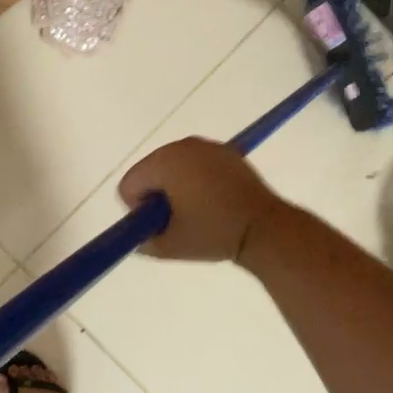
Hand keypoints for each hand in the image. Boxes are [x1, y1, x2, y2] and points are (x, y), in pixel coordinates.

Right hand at [118, 137, 289, 261]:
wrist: (263, 227)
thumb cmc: (212, 233)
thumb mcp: (167, 247)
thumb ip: (141, 239)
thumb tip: (140, 233)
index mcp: (165, 162)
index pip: (129, 184)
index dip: (137, 209)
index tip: (159, 224)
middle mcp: (183, 145)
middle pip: (149, 171)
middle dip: (155, 195)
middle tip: (175, 219)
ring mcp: (207, 146)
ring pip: (171, 167)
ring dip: (174, 187)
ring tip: (194, 210)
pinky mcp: (225, 152)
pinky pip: (194, 164)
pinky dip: (193, 180)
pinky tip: (209, 200)